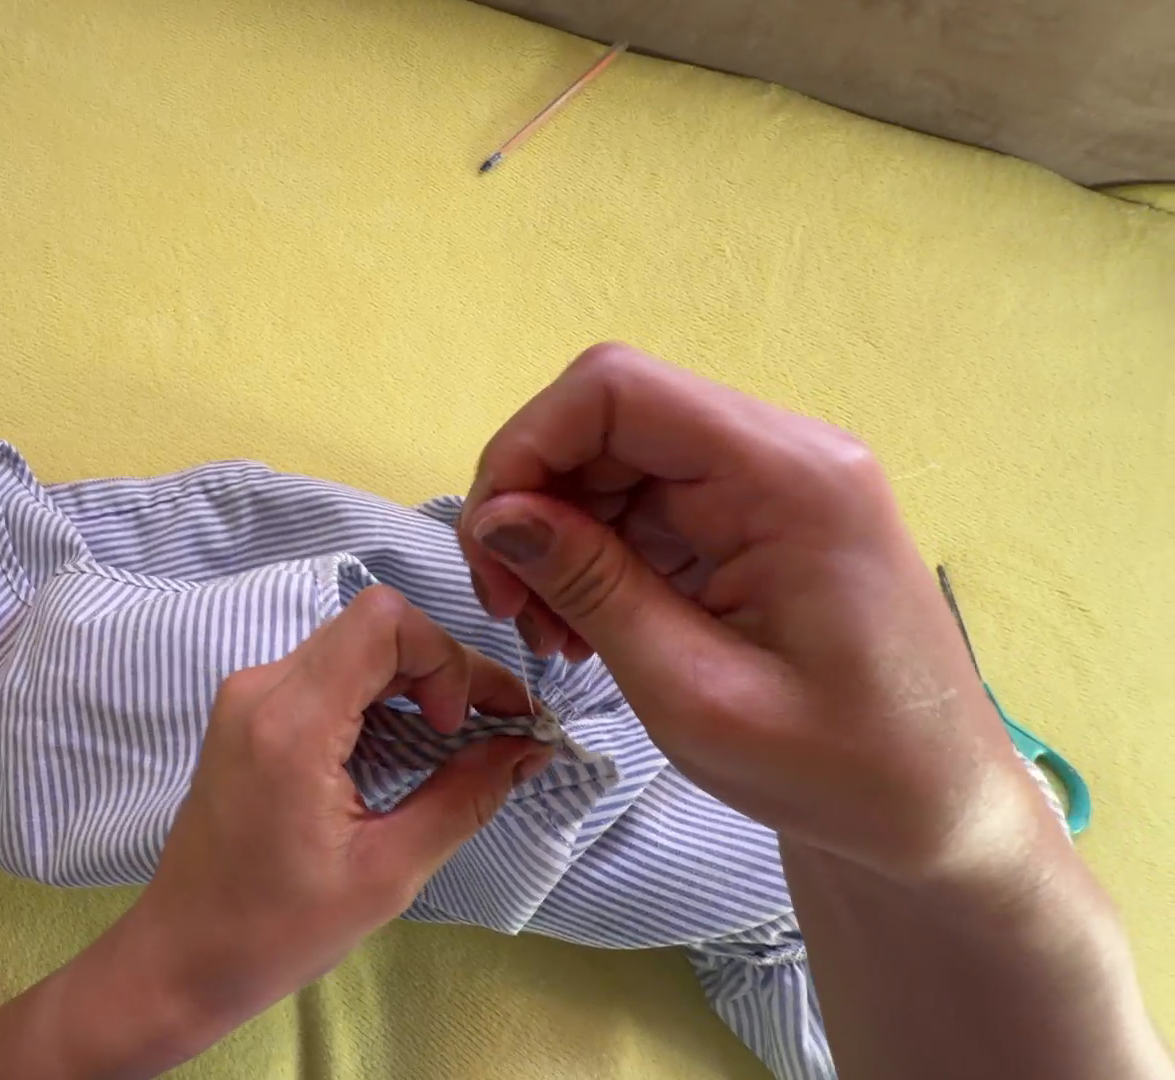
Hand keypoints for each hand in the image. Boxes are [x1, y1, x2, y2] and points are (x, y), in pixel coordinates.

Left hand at [0, 586, 550, 1078]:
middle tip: (484, 727)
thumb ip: (465, 797)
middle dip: (441, 666)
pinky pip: (325, 669)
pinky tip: (399, 741)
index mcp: (290, 722)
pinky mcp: (247, 707)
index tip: (458, 725)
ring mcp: (248, 692)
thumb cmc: (279, 929)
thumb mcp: (387, 872)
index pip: (381, 621)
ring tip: (451, 736)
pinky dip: (375, 692)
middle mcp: (261, 686)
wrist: (182, 950)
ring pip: (350, 643)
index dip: (443, 656)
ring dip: (411, 678)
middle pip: (371, 625)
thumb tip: (528, 747)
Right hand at [457, 342, 1051, 885]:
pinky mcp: (734, 516)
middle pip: (597, 423)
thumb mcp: (689, 689)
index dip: (526, 447)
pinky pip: (624, 503)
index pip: (614, 390)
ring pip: (598, 464)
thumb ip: (588, 585)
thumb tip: (492, 516)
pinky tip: (578, 624)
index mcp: (784, 477)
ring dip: (547, 537)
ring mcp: (753, 482)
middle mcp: (771, 454)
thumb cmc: (834, 768)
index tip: (491, 542)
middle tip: (506, 600)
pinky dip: (579, 557)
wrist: (931, 809)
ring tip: (547, 629)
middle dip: (525, 502)